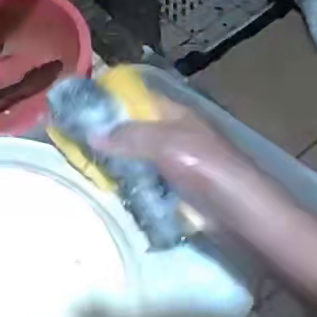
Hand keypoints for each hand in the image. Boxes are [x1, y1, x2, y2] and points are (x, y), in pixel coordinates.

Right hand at [92, 102, 294, 239]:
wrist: (247, 219)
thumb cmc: (211, 172)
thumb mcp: (169, 146)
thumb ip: (131, 137)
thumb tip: (91, 132)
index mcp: (174, 115)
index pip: (134, 98)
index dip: (107, 100)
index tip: (74, 109)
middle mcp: (173, 135)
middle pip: (132, 129)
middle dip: (105, 136)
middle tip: (69, 144)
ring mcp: (176, 165)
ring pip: (136, 158)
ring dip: (114, 164)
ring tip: (81, 169)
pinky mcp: (178, 192)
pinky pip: (145, 184)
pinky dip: (128, 187)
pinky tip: (109, 193)